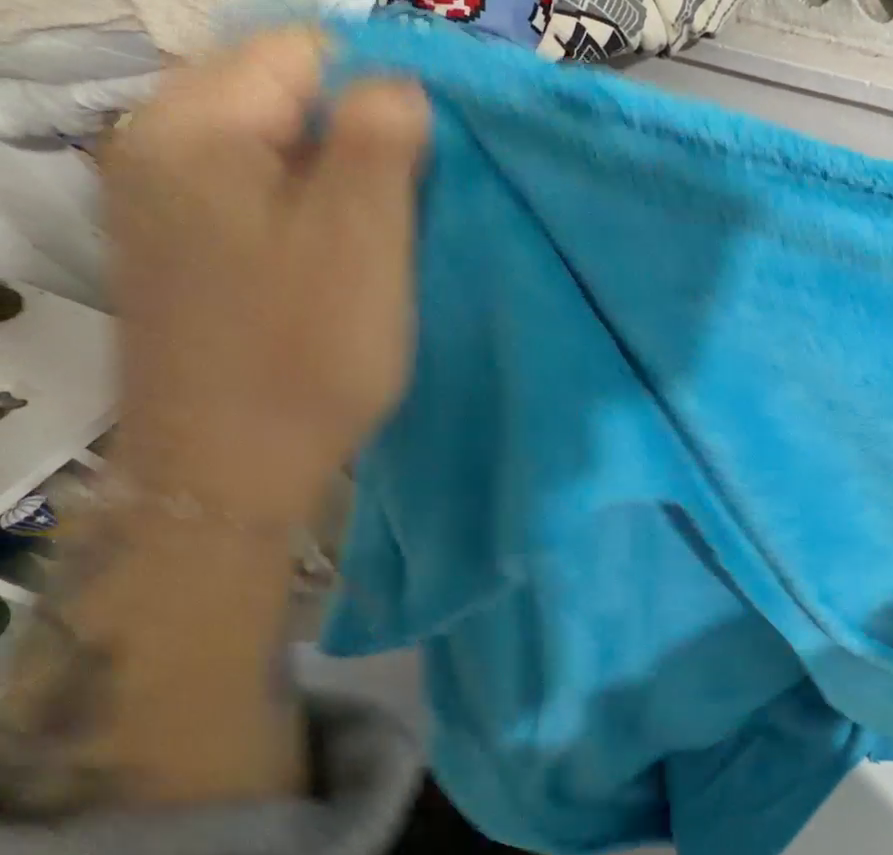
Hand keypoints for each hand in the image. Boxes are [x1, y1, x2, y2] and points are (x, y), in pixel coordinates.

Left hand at [103, 29, 428, 522]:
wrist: (229, 466)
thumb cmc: (305, 355)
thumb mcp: (361, 246)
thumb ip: (378, 146)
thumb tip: (402, 84)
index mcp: (195, 127)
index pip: (304, 53)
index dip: (384, 93)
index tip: (438, 163)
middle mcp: (157, 141)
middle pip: (281, 93)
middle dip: (361, 135)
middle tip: (420, 206)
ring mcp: (157, 194)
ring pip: (271, 145)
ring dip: (340, 177)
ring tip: (387, 236)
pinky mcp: (177, 242)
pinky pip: (253, 189)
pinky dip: (309, 208)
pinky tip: (343, 259)